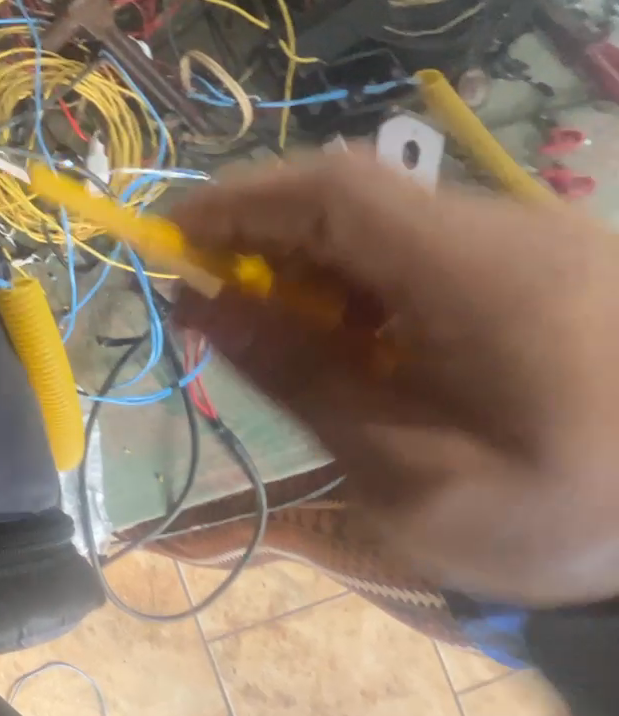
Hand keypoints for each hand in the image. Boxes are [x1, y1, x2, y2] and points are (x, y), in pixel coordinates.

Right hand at [171, 153, 618, 606]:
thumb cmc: (551, 523)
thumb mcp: (398, 468)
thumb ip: (294, 374)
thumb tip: (196, 300)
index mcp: (492, 281)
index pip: (336, 192)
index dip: (234, 201)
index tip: (164, 239)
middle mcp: (524, 236)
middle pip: (354, 197)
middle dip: (255, 234)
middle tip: (200, 294)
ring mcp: (544, 246)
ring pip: (381, 218)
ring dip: (297, 258)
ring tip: (257, 322)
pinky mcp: (548, 266)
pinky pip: (417, 245)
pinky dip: (346, 275)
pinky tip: (334, 331)